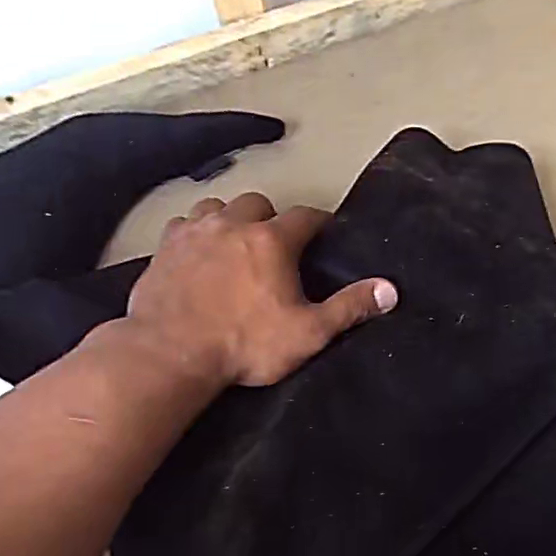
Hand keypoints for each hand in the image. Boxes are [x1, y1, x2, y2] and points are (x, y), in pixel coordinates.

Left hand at [121, 192, 397, 386]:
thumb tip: (390, 289)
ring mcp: (194, 231)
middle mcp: (233, 224)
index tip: (326, 232)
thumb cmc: (246, 345)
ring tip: (238, 242)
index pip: (306, 217)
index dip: (320, 223)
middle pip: (258, 203)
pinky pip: (185, 224)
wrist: (172, 352)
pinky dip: (198, 231)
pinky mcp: (165, 248)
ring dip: (232, 218)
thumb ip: (349, 308)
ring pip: (218, 206)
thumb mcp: (308, 333)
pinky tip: (200, 251)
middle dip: (273, 218)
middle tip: (278, 245)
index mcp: (272, 242)